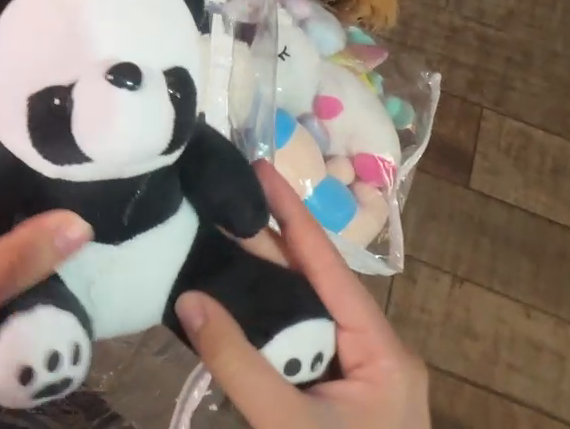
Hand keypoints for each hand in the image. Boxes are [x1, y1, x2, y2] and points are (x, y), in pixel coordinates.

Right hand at [174, 163, 428, 428]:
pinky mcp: (335, 394)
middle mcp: (373, 352)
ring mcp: (355, 374)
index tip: (259, 166)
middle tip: (216, 202)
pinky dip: (262, 318)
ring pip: (303, 311)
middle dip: (266, 243)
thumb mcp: (289, 427)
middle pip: (314, 283)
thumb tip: (187, 297)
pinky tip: (229, 300)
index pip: (328, 265)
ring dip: (260, 280)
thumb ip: (238, 362)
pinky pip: (295, 340)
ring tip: (215, 237)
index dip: (291, 213)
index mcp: (381, 351)